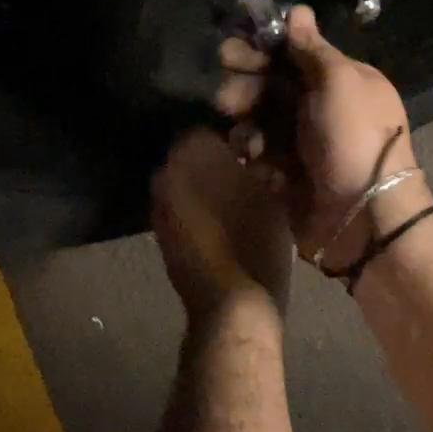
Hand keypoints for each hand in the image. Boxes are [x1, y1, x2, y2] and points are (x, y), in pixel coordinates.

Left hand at [150, 129, 292, 319]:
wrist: (232, 305)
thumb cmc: (258, 241)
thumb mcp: (274, 192)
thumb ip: (261, 162)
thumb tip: (254, 149)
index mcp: (192, 152)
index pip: (211, 126)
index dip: (237, 136)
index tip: (258, 150)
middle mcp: (165, 171)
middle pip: (194, 154)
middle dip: (219, 160)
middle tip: (253, 172)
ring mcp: (158, 205)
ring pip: (187, 181)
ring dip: (208, 185)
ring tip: (241, 199)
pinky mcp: (160, 234)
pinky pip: (182, 207)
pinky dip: (199, 209)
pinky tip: (226, 224)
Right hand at [213, 7, 432, 265]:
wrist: (363, 216)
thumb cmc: (354, 138)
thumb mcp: (339, 81)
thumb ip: (312, 48)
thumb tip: (298, 10)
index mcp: (342, 80)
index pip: (293, 54)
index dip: (260, 51)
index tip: (229, 53)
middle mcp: (324, 108)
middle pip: (272, 86)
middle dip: (246, 88)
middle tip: (226, 98)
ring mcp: (307, 144)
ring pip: (261, 122)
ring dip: (247, 125)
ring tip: (245, 138)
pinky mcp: (291, 176)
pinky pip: (262, 156)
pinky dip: (255, 156)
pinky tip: (254, 161)